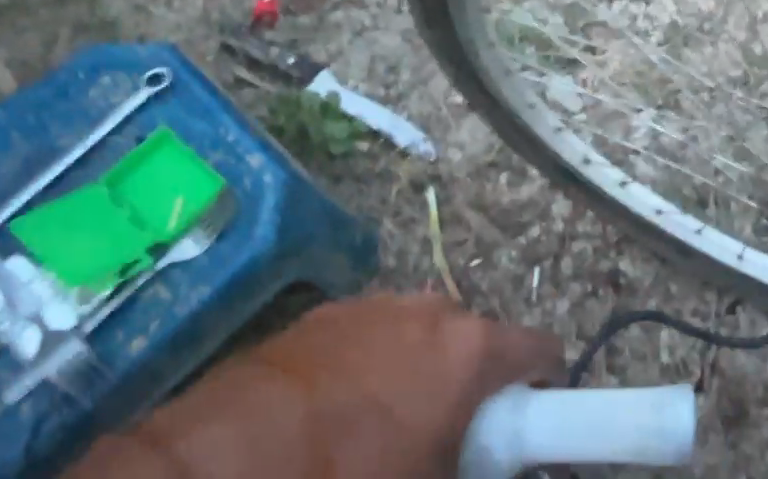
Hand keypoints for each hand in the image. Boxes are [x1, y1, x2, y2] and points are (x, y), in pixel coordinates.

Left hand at [69, 292, 564, 478]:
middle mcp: (433, 310)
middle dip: (474, 385)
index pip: (543, 351)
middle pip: (479, 341)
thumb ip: (479, 466)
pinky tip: (334, 414)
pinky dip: (371, 366)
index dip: (544, 391)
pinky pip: (371, 337)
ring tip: (382, 428)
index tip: (527, 429)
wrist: (223, 467)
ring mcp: (376, 305)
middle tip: (449, 441)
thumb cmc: (348, 477)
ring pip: (421, 336)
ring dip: (419, 371)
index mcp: (472, 348)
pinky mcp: (324, 313)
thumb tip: (499, 464)